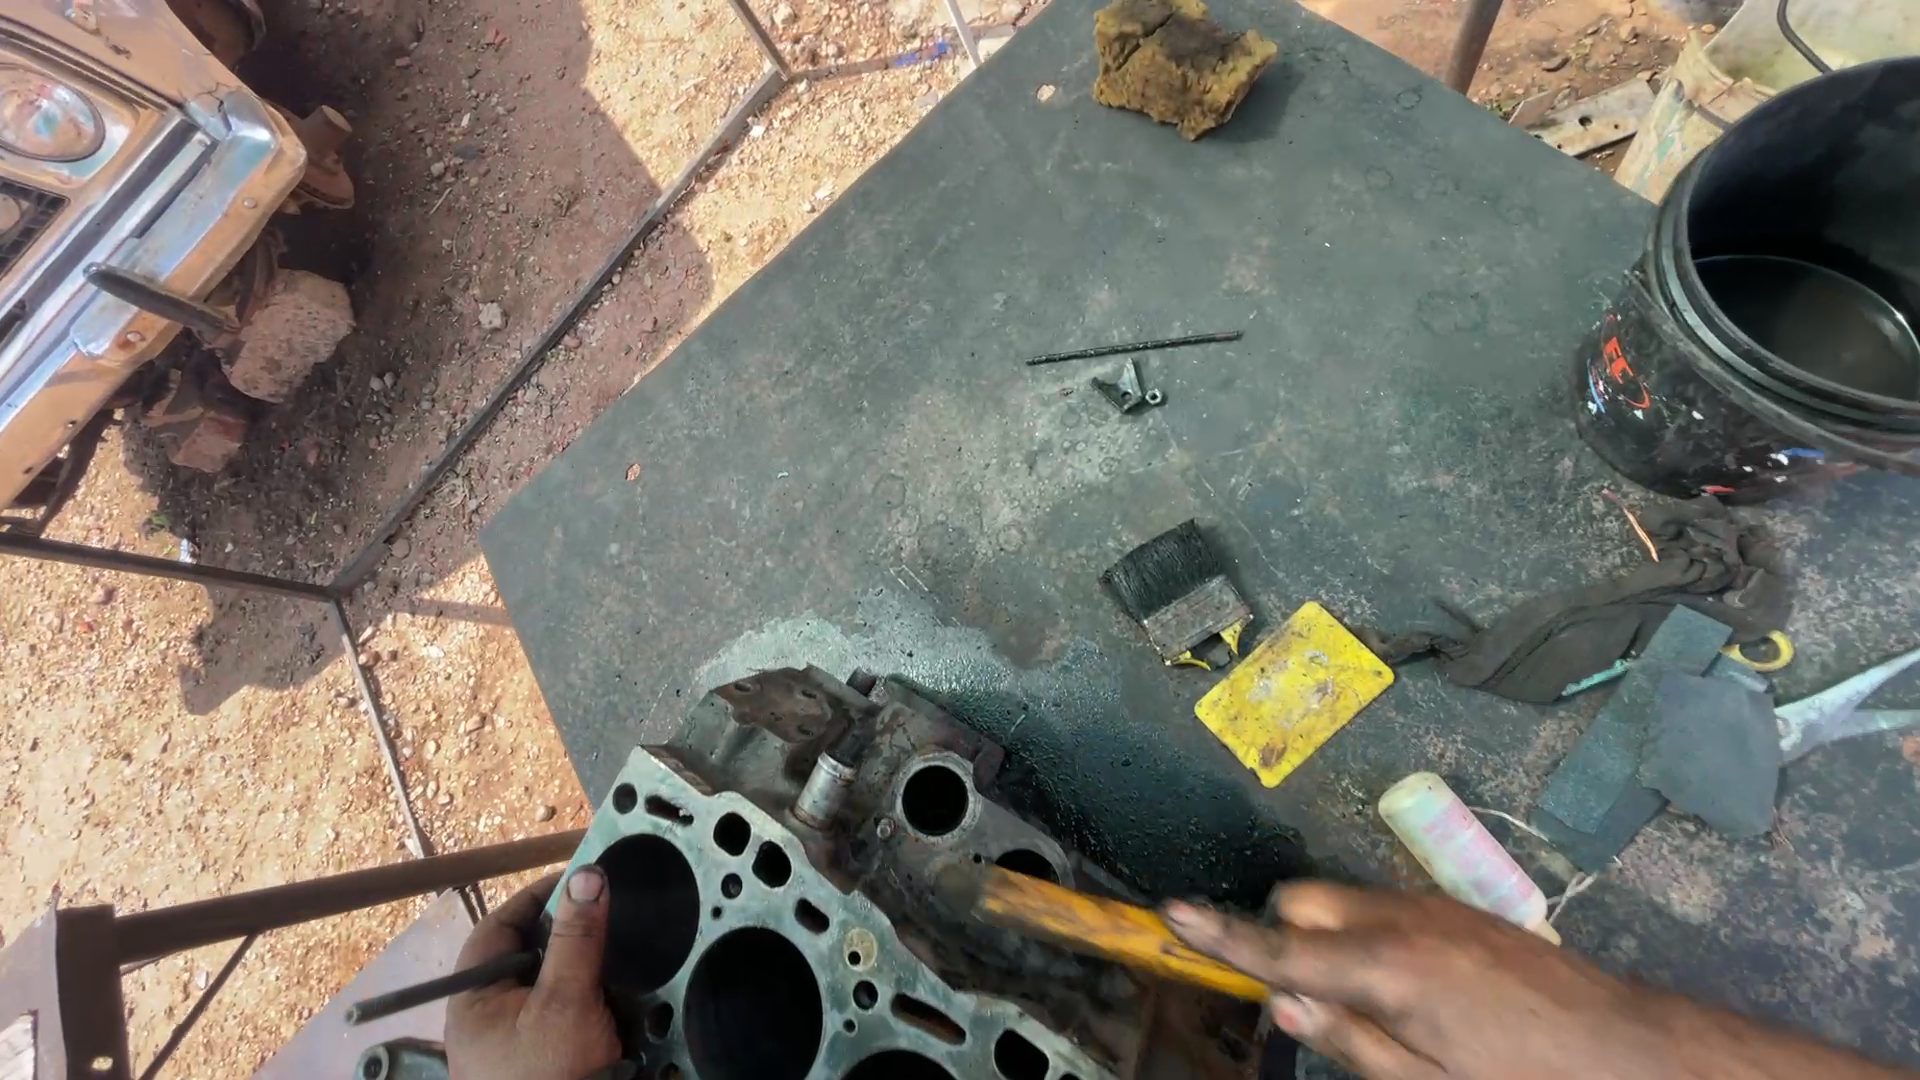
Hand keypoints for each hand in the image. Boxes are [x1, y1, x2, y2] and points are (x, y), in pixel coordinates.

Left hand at [446, 867, 621, 1079]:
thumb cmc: (549, 1078)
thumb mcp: (565, 1001)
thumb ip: (577, 936)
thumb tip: (588, 872)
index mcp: (476, 1002)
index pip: (497, 928)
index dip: (535, 896)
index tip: (581, 877)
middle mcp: (493, 1017)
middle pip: (528, 950)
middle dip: (569, 926)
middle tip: (608, 906)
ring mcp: (522, 1040)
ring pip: (555, 976)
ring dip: (588, 957)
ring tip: (620, 940)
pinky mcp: (553, 1055)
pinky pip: (573, 1004)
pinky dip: (597, 987)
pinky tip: (622, 984)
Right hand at [1163, 882, 1910, 1079]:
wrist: (1648, 1053)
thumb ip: (1352, 1041)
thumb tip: (1283, 1004)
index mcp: (1387, 971)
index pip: (1280, 947)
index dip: (1221, 933)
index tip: (1171, 911)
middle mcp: (1394, 919)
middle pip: (1300, 899)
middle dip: (1280, 931)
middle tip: (1304, 989)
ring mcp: (1422, 905)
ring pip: (1335, 897)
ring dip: (1320, 932)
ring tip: (1363, 996)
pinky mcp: (1446, 906)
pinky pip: (1373, 904)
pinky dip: (1358, 932)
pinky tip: (1404, 984)